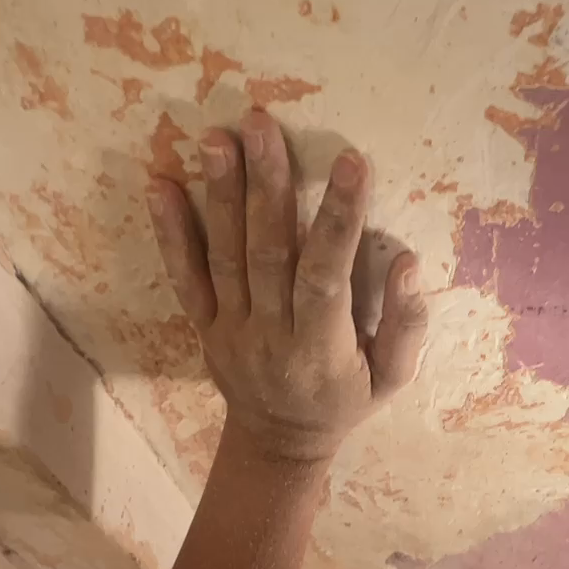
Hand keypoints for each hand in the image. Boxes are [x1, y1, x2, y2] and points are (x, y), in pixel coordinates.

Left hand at [148, 111, 427, 461]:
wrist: (279, 443)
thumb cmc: (345, 403)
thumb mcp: (393, 379)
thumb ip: (406, 325)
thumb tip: (409, 264)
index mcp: (322, 349)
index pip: (328, 276)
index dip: (340, 219)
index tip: (354, 163)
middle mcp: (271, 335)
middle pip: (268, 254)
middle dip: (267, 187)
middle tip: (262, 126)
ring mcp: (230, 330)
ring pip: (224, 257)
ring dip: (220, 195)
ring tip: (217, 139)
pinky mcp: (205, 326)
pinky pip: (185, 278)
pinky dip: (170, 232)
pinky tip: (159, 185)